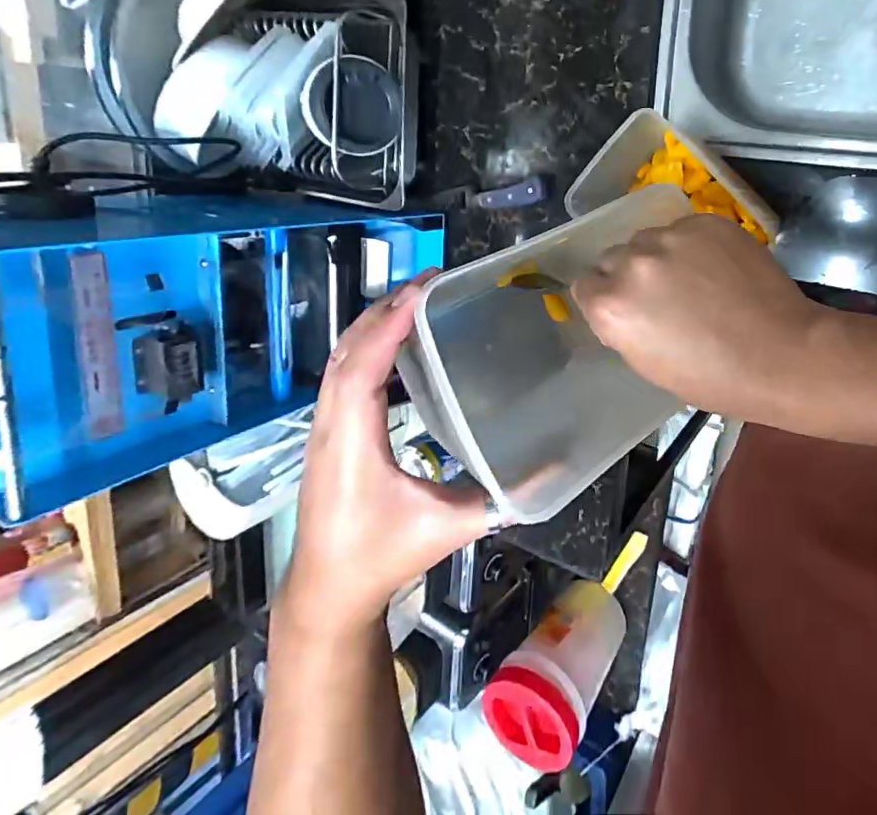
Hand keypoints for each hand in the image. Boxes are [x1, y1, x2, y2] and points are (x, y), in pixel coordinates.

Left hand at [280, 271, 487, 634]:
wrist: (327, 592)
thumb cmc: (380, 557)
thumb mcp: (447, 527)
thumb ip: (499, 497)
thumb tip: (552, 468)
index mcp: (353, 439)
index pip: (363, 364)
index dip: (391, 324)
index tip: (424, 291)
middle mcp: (330, 424)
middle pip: (347, 349)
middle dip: (384, 309)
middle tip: (429, 283)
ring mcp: (324, 428)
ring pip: (339, 359)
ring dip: (373, 325)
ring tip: (415, 303)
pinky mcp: (329, 435)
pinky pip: (342, 375)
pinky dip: (367, 348)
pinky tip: (396, 347)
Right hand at [573, 214, 824, 417]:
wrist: (779, 354)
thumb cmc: (711, 376)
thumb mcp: (647, 362)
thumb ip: (622, 323)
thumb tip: (621, 304)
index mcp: (611, 305)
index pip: (586, 284)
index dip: (606, 296)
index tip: (628, 305)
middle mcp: (633, 263)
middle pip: (614, 256)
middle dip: (631, 273)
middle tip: (663, 294)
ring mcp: (671, 237)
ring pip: (650, 238)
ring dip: (661, 255)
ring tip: (696, 279)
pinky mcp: (706, 223)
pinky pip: (686, 228)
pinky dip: (695, 245)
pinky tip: (719, 268)